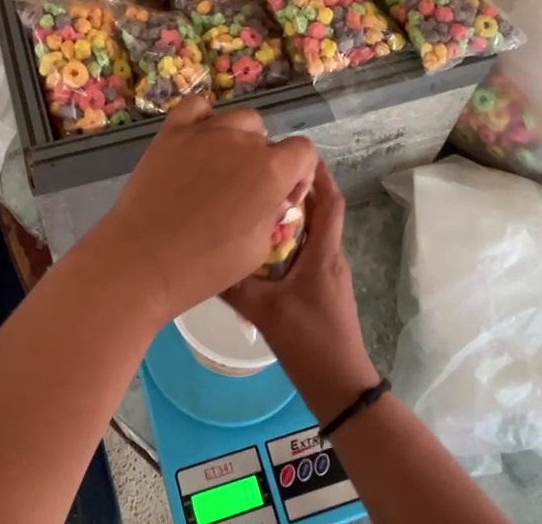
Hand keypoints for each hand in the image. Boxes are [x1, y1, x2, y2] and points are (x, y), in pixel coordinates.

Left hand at [76, 97, 317, 324]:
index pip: (303, 151)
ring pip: (238, 120)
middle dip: (265, 162)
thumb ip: (272, 212)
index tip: (281, 198)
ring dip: (239, 139)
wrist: (142, 259)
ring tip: (221, 169)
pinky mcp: (171, 131)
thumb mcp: (259, 248)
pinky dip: (203, 120)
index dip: (298, 174)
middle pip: (266, 138)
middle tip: (245, 193)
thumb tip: (271, 198)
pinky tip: (197, 143)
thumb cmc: (206, 265)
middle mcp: (242, 140)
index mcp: (272, 169)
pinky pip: (196, 108)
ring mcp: (204, 131)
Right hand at [223, 162, 379, 422]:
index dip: (317, 173)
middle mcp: (330, 257)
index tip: (293, 154)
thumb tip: (201, 260)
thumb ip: (233, 285)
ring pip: (310, 233)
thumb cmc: (308, 342)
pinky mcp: (321, 290)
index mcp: (324, 253)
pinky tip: (258, 248)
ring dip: (287, 217)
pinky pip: (305, 253)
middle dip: (293, 190)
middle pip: (318, 212)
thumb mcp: (263, 311)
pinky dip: (286, 242)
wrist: (340, 387)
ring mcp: (327, 275)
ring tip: (253, 206)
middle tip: (259, 176)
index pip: (330, 201)